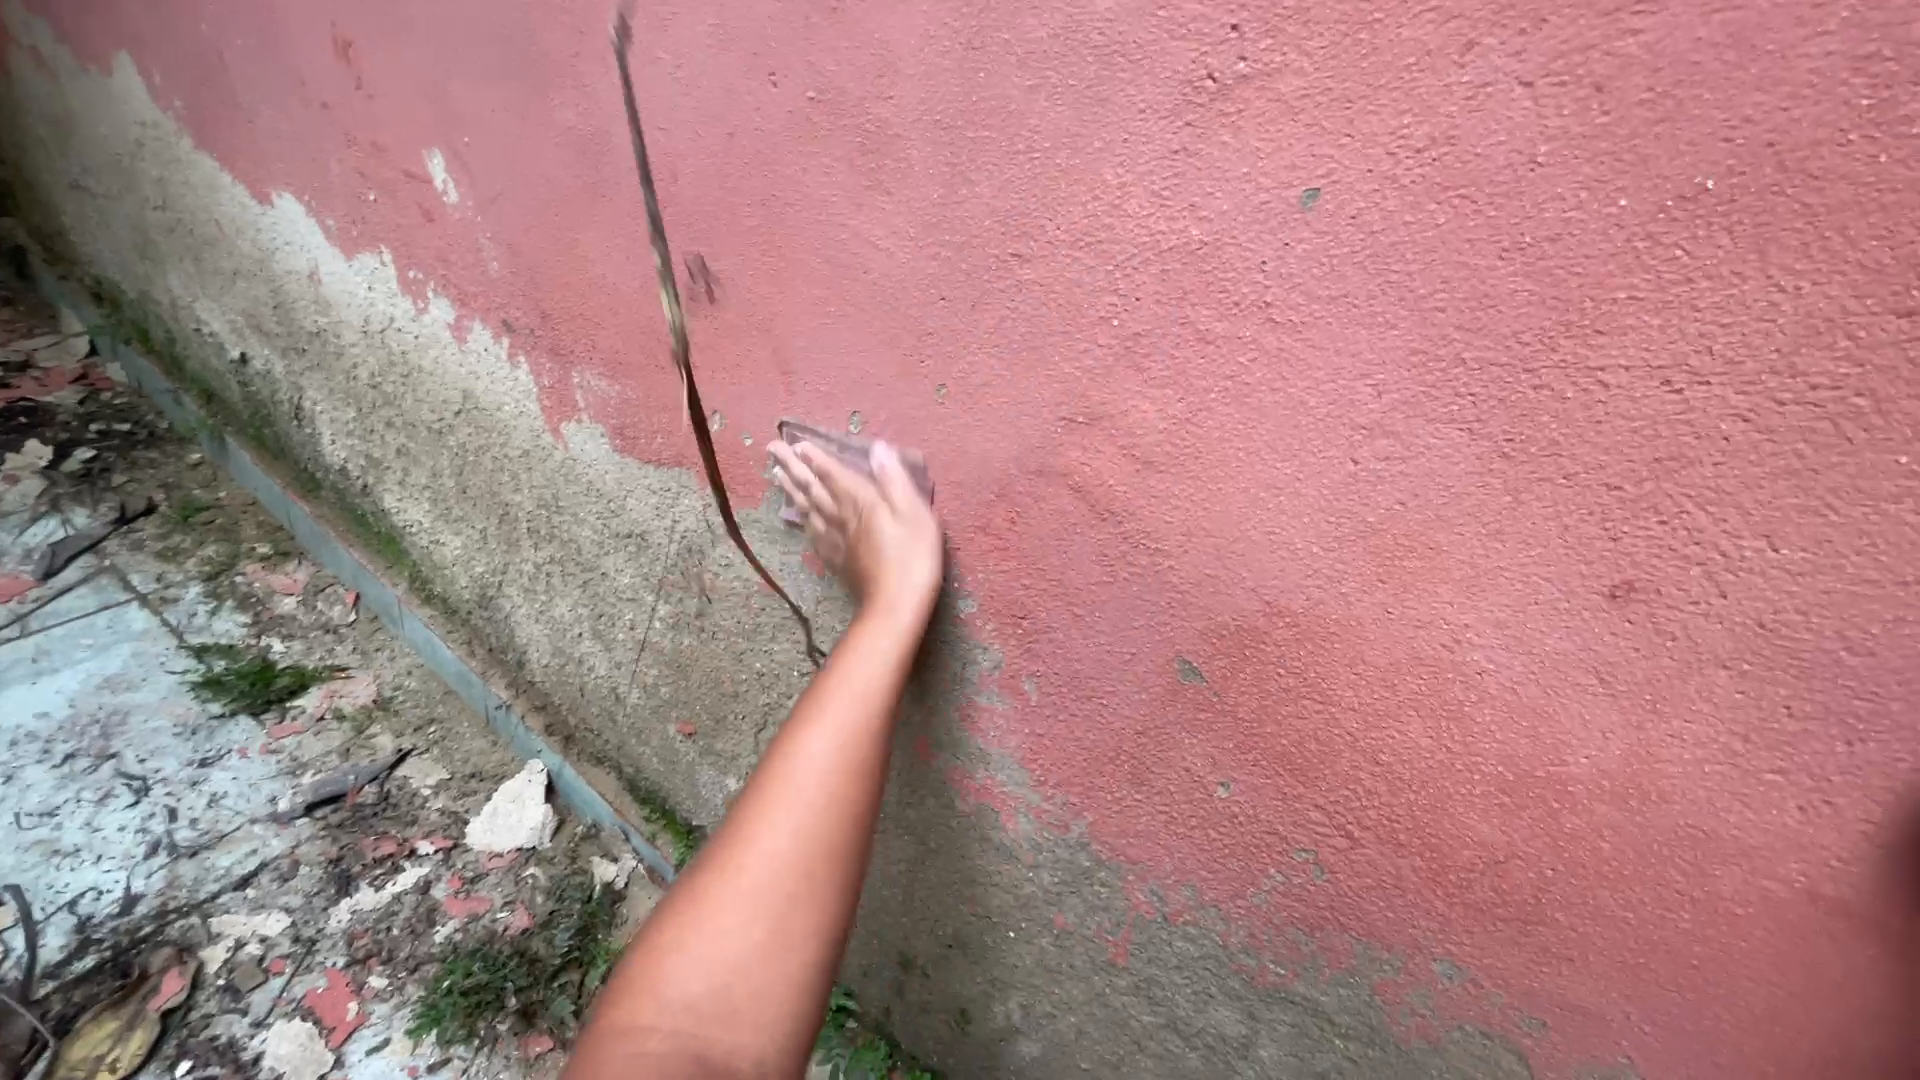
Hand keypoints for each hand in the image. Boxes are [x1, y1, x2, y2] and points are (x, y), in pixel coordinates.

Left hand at [768, 438, 942, 616]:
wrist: (895, 605)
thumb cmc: (912, 556)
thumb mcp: (914, 512)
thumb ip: (894, 479)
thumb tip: (878, 448)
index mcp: (860, 501)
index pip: (833, 473)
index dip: (816, 457)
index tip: (796, 442)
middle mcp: (841, 516)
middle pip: (812, 488)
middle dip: (793, 467)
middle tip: (771, 449)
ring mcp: (835, 540)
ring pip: (807, 508)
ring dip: (791, 490)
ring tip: (775, 474)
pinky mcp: (835, 560)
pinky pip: (812, 533)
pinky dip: (801, 520)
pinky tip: (796, 516)